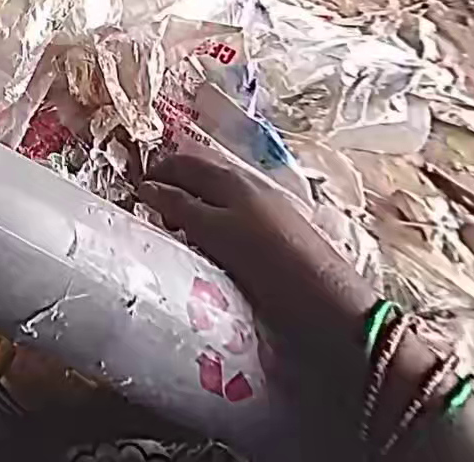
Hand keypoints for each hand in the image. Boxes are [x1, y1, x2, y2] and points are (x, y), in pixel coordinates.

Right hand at [137, 150, 376, 373]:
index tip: (134, 193)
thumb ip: (177, 205)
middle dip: (170, 186)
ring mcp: (266, 206)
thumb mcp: (215, 232)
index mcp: (230, 178)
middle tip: (150, 211)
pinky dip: (209, 219)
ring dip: (189, 204)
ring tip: (175, 230)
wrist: (339, 312)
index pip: (179, 162)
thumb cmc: (270, 266)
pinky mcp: (278, 230)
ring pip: (213, 195)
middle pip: (197, 174)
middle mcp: (248, 184)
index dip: (154, 172)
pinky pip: (229, 213)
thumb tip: (144, 186)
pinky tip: (207, 242)